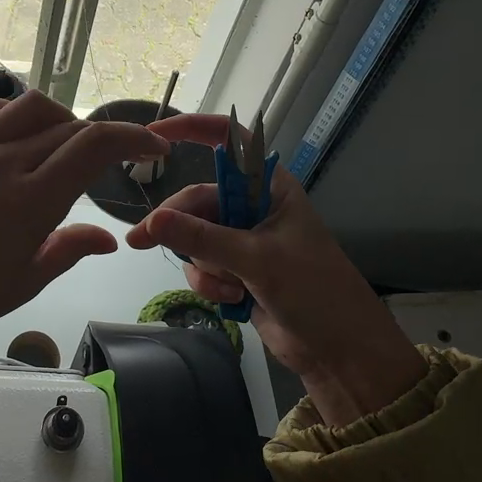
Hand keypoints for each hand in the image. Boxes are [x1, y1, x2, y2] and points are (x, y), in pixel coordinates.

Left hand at [0, 91, 167, 329]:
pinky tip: (13, 129)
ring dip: (57, 116)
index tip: (152, 146)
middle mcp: (5, 161)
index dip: (132, 137)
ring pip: (28, 105)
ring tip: (61, 141)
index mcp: (33, 199)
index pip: (95, 146)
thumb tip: (108, 239)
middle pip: (68, 126)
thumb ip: (71, 249)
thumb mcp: (27, 280)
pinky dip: (6, 109)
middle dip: (98, 138)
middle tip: (104, 162)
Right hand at [128, 113, 428, 426]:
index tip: (154, 134)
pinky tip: (231, 300)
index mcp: (269, 186)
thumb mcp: (257, 260)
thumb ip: (202, 239)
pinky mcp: (235, 270)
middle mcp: (253, 206)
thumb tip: (151, 221)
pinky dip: (208, 283)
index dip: (192, 129)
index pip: (228, 141)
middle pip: (197, 199)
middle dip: (176, 224)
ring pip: (194, 236)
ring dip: (202, 265)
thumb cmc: (314, 291)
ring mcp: (243, 239)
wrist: (340, 351)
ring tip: (227, 288)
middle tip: (142, 241)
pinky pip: (201, 265)